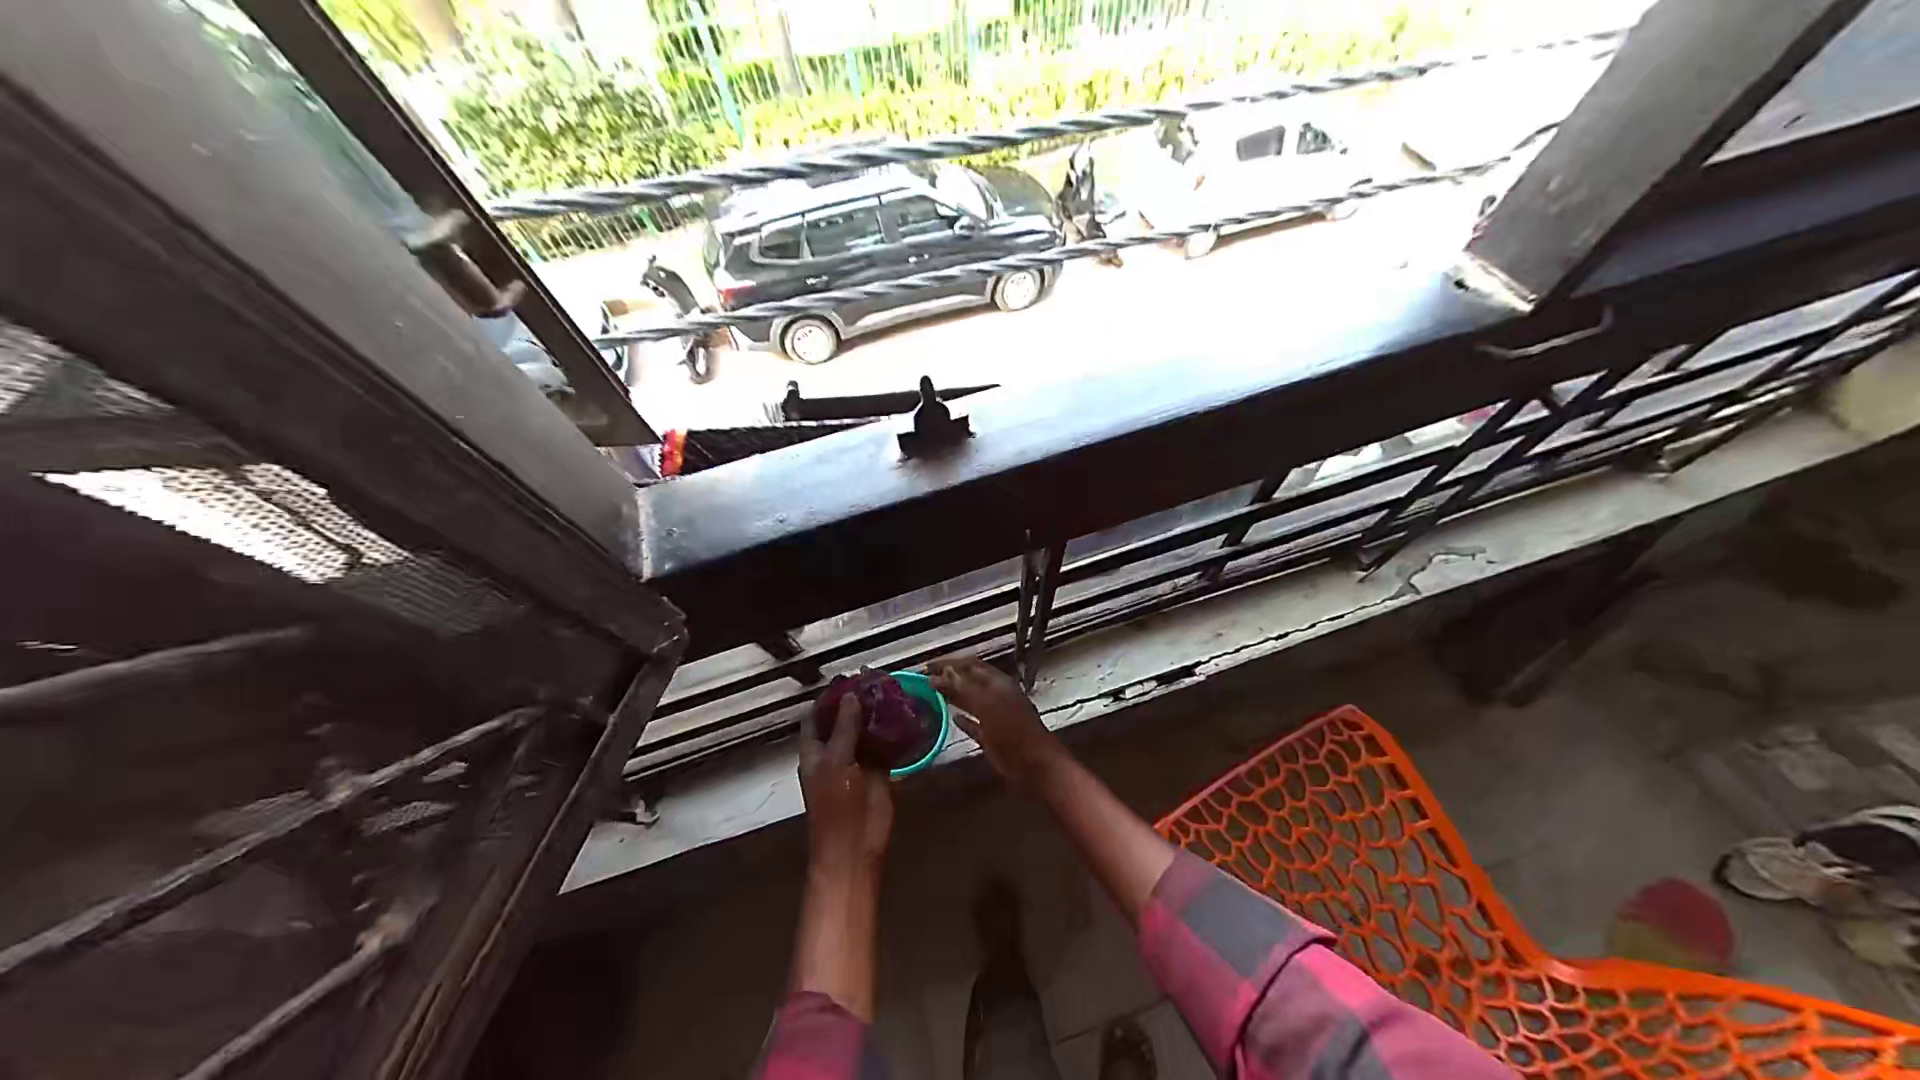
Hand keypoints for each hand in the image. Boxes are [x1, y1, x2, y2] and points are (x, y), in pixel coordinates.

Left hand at [799, 694, 892, 876]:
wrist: (854, 848)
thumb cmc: (836, 806)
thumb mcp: (836, 762)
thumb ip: (845, 728)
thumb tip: (850, 695)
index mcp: (815, 751)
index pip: (817, 716)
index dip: (828, 697)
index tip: (847, 678)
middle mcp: (835, 753)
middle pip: (844, 721)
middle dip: (857, 702)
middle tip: (877, 680)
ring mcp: (857, 763)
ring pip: (866, 732)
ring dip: (877, 716)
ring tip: (894, 692)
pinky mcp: (878, 773)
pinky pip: (885, 748)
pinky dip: (894, 734)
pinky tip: (906, 717)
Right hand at [928, 656, 1065, 789]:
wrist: (1033, 763)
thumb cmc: (1012, 730)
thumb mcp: (986, 704)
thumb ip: (963, 688)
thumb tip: (940, 674)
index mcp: (998, 683)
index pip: (970, 665)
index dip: (949, 663)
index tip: (927, 666)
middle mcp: (996, 696)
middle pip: (969, 682)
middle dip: (948, 678)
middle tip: (924, 679)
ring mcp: (995, 716)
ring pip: (970, 702)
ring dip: (953, 696)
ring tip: (932, 694)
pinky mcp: (992, 737)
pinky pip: (975, 725)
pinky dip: (963, 720)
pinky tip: (952, 718)